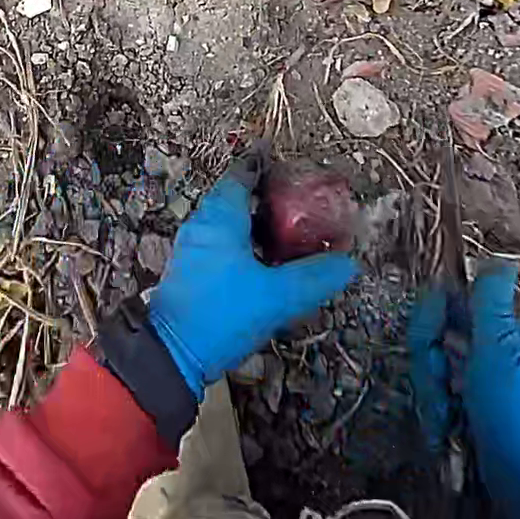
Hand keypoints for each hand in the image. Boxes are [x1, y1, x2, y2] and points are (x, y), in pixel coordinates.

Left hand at [147, 176, 357, 394]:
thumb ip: (313, 278)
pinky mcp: (192, 268)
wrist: (171, 356)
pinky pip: (221, 241)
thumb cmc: (221, 314)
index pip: (242, 173)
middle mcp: (203, 223)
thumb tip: (348, 265)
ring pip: (228, 220)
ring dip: (253, 220)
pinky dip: (243, 241)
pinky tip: (263, 261)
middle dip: (264, 194)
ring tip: (284, 230)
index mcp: (220, 216)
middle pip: (236, 194)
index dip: (263, 165)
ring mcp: (194, 245)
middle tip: (294, 198)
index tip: (285, 163)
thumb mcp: (275, 296)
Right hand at [409, 265, 519, 518]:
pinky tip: (446, 435)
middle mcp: (482, 354)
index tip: (432, 344)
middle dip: (428, 366)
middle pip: (431, 339)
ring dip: (430, 397)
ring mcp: (473, 387)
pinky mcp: (465, 415)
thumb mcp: (501, 351)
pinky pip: (435, 403)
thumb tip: (501, 258)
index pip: (443, 303)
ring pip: (430, 373)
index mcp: (492, 331)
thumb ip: (492, 302)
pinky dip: (435, 419)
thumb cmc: (518, 418)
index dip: (429, 319)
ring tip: (447, 420)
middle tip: (444, 388)